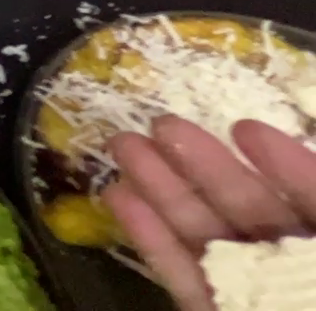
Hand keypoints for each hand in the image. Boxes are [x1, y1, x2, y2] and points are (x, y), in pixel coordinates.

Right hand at [104, 116, 315, 310]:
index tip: (248, 130)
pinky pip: (185, 282)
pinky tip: (119, 198)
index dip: (297, 174)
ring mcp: (263, 310)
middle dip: (212, 170)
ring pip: (215, 247)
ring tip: (123, 145)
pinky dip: (152, 241)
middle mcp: (312, 293)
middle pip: (266, 225)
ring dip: (167, 193)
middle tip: (162, 124)